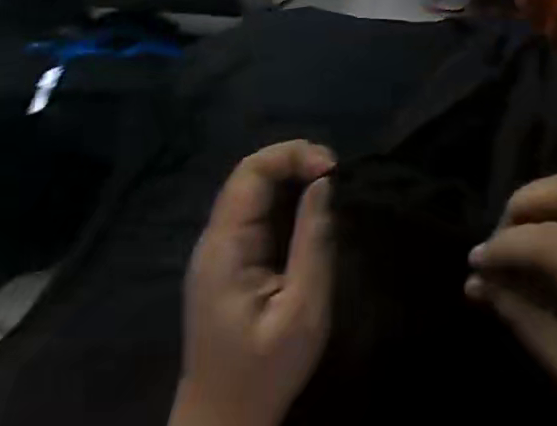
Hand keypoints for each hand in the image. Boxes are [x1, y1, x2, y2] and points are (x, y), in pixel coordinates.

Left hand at [171, 142, 336, 425]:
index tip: (334, 170)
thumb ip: (314, 241)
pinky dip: (292, 197)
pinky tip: (318, 207)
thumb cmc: (265, 368)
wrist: (223, 420)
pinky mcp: (234, 261)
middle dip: (297, 160)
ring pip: (256, 189)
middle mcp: (216, 242)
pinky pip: (261, 211)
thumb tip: (325, 182)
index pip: (249, 174)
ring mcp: (222, 252)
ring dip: (296, 176)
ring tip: (335, 185)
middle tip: (340, 174)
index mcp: (224, 250)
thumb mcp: (303, 307)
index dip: (293, 156)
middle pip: (250, 175)